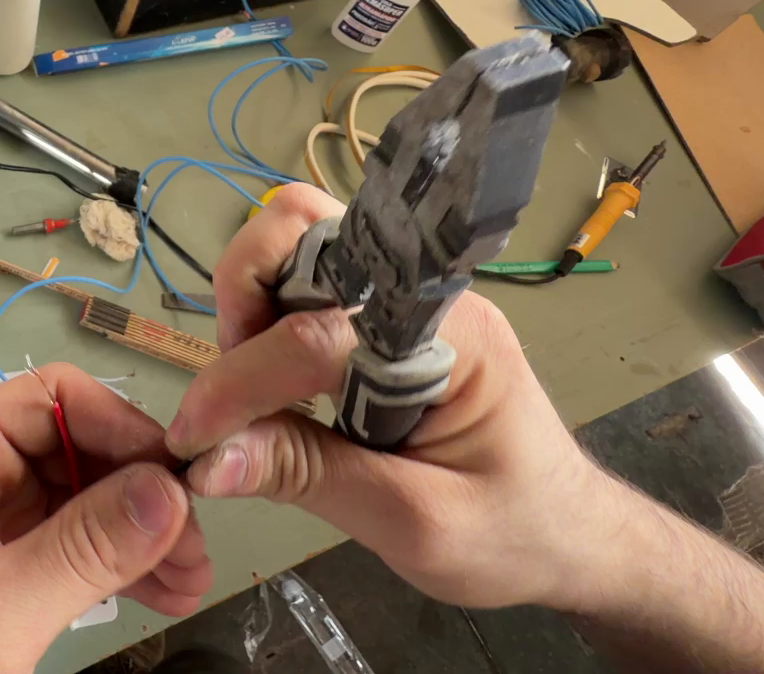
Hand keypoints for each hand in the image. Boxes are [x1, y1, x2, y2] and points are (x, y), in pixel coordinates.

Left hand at [0, 364, 212, 673]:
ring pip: (82, 497)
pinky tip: (160, 589)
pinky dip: (118, 564)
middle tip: (195, 544)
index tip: (177, 474)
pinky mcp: (2, 565)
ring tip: (190, 579)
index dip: (119, 424)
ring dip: (139, 532)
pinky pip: (72, 545)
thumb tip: (168, 490)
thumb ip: (82, 550)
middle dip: (138, 490)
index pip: (51, 397)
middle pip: (75, 447)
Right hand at [165, 184, 621, 611]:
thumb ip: (307, 476)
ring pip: (291, 238)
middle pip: (301, 228)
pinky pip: (297, 272)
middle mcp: (416, 291)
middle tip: (233, 376)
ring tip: (249, 375)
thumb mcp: (414, 526)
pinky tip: (269, 369)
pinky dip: (261, 306)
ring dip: (248, 295)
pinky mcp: (373, 304)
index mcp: (448, 338)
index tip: (193, 436)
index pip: (316, 334)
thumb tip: (208, 459)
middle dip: (243, 295)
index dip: (241, 381)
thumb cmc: (513, 534)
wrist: (570, 532)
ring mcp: (394, 289)